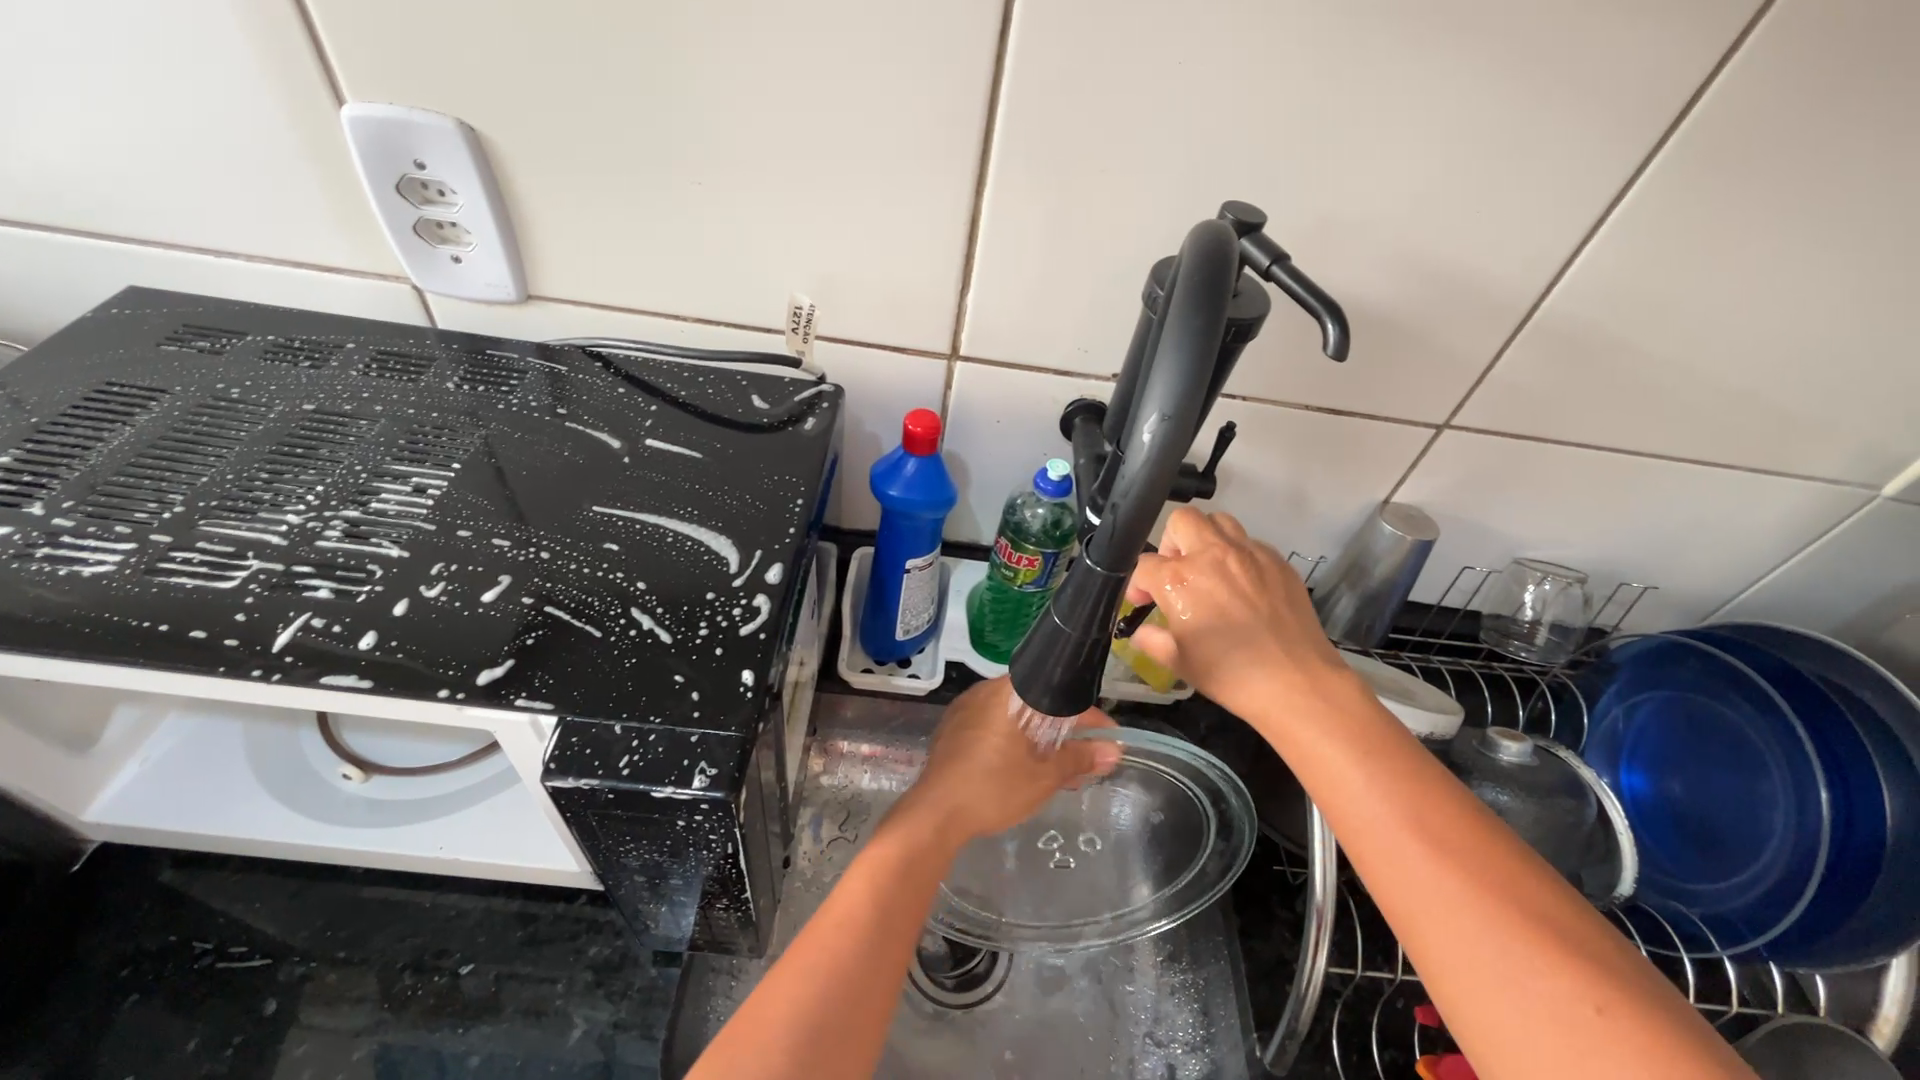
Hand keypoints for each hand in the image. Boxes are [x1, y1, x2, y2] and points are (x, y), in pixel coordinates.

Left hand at [895, 677, 1122, 845]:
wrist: (934, 814)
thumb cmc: (992, 789)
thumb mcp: (1043, 777)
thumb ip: (1079, 759)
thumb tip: (1114, 750)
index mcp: (1010, 692)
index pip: (1061, 695)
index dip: (1091, 719)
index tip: (1110, 740)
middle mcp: (987, 691)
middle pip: (1039, 703)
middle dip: (1066, 732)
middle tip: (1087, 758)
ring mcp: (966, 709)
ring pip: (1017, 717)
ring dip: (1042, 740)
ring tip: (1061, 769)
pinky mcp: (954, 729)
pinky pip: (995, 726)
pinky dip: (1016, 742)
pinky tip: (1026, 769)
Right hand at [1126, 507, 1357, 724]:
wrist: (1295, 681)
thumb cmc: (1229, 675)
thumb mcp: (1178, 663)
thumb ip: (1153, 641)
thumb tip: (1143, 632)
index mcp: (1179, 580)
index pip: (1146, 565)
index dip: (1138, 584)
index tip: (1143, 603)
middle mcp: (1212, 554)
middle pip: (1181, 521)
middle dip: (1171, 543)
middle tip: (1176, 573)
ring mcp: (1248, 553)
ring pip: (1219, 521)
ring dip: (1206, 539)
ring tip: (1209, 569)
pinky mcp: (1277, 561)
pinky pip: (1250, 542)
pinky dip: (1238, 556)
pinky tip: (1243, 585)